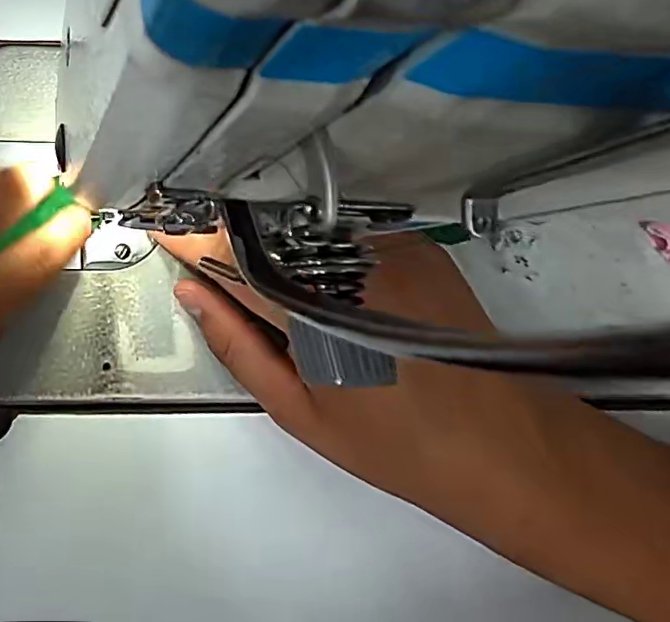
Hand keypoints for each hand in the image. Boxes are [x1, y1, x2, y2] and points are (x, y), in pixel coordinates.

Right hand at [158, 231, 584, 516]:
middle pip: (261, 233)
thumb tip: (193, 294)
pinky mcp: (411, 242)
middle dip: (231, 244)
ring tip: (300, 298)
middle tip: (224, 273)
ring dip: (281, 249)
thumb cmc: (400, 443)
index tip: (160, 224)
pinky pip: (344, 233)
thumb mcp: (300, 409)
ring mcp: (382, 247)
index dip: (186, 237)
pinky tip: (344, 291)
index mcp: (307, 310)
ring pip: (302, 231)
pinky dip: (326, 252)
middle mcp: (343, 266)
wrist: (509, 444)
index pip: (226, 256)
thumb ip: (235, 344)